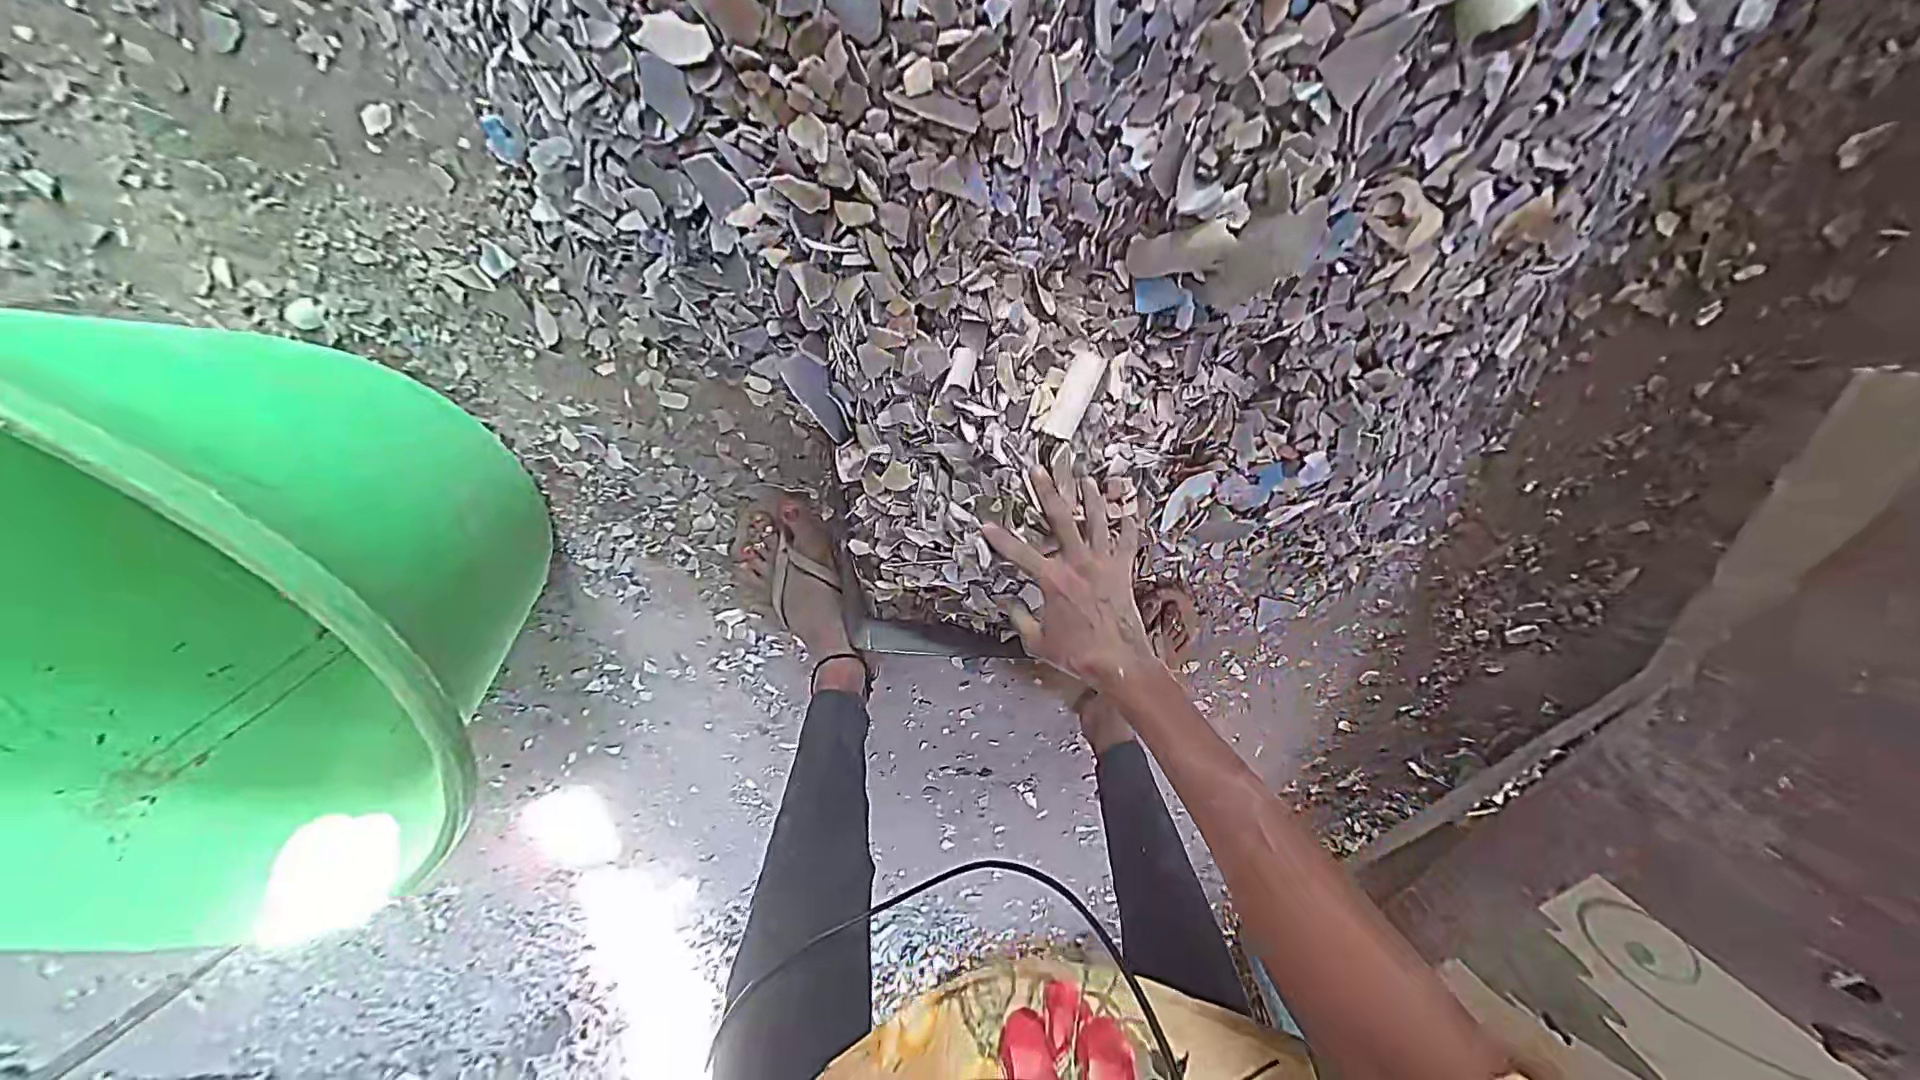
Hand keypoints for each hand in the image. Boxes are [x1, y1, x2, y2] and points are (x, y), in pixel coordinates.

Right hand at [981, 468, 1161, 692]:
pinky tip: (1128, 509)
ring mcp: (1103, 564)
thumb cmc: (1079, 655)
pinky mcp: (1123, 570)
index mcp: (1053, 580)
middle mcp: (1078, 564)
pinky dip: (1128, 523)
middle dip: (1047, 492)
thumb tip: (1009, 605)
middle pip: (1061, 518)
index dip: (999, 539)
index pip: (1019, 553)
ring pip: (1097, 520)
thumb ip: (1020, 619)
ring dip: (1091, 497)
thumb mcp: (1038, 641)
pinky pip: (1128, 540)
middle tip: (1039, 471)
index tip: (986, 525)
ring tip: (1085, 479)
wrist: (1119, 663)